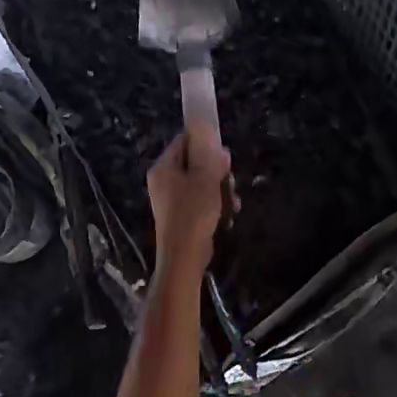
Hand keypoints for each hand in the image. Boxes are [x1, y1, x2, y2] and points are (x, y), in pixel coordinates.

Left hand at [147, 129, 230, 271]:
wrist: (184, 255)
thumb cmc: (193, 213)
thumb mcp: (206, 180)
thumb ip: (212, 158)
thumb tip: (218, 145)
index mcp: (163, 168)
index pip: (183, 141)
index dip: (205, 143)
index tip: (224, 155)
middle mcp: (163, 180)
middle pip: (194, 162)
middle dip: (217, 171)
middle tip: (229, 181)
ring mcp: (171, 198)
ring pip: (201, 182)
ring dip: (220, 188)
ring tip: (232, 201)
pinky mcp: (180, 213)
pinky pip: (200, 199)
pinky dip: (215, 203)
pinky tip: (229, 212)